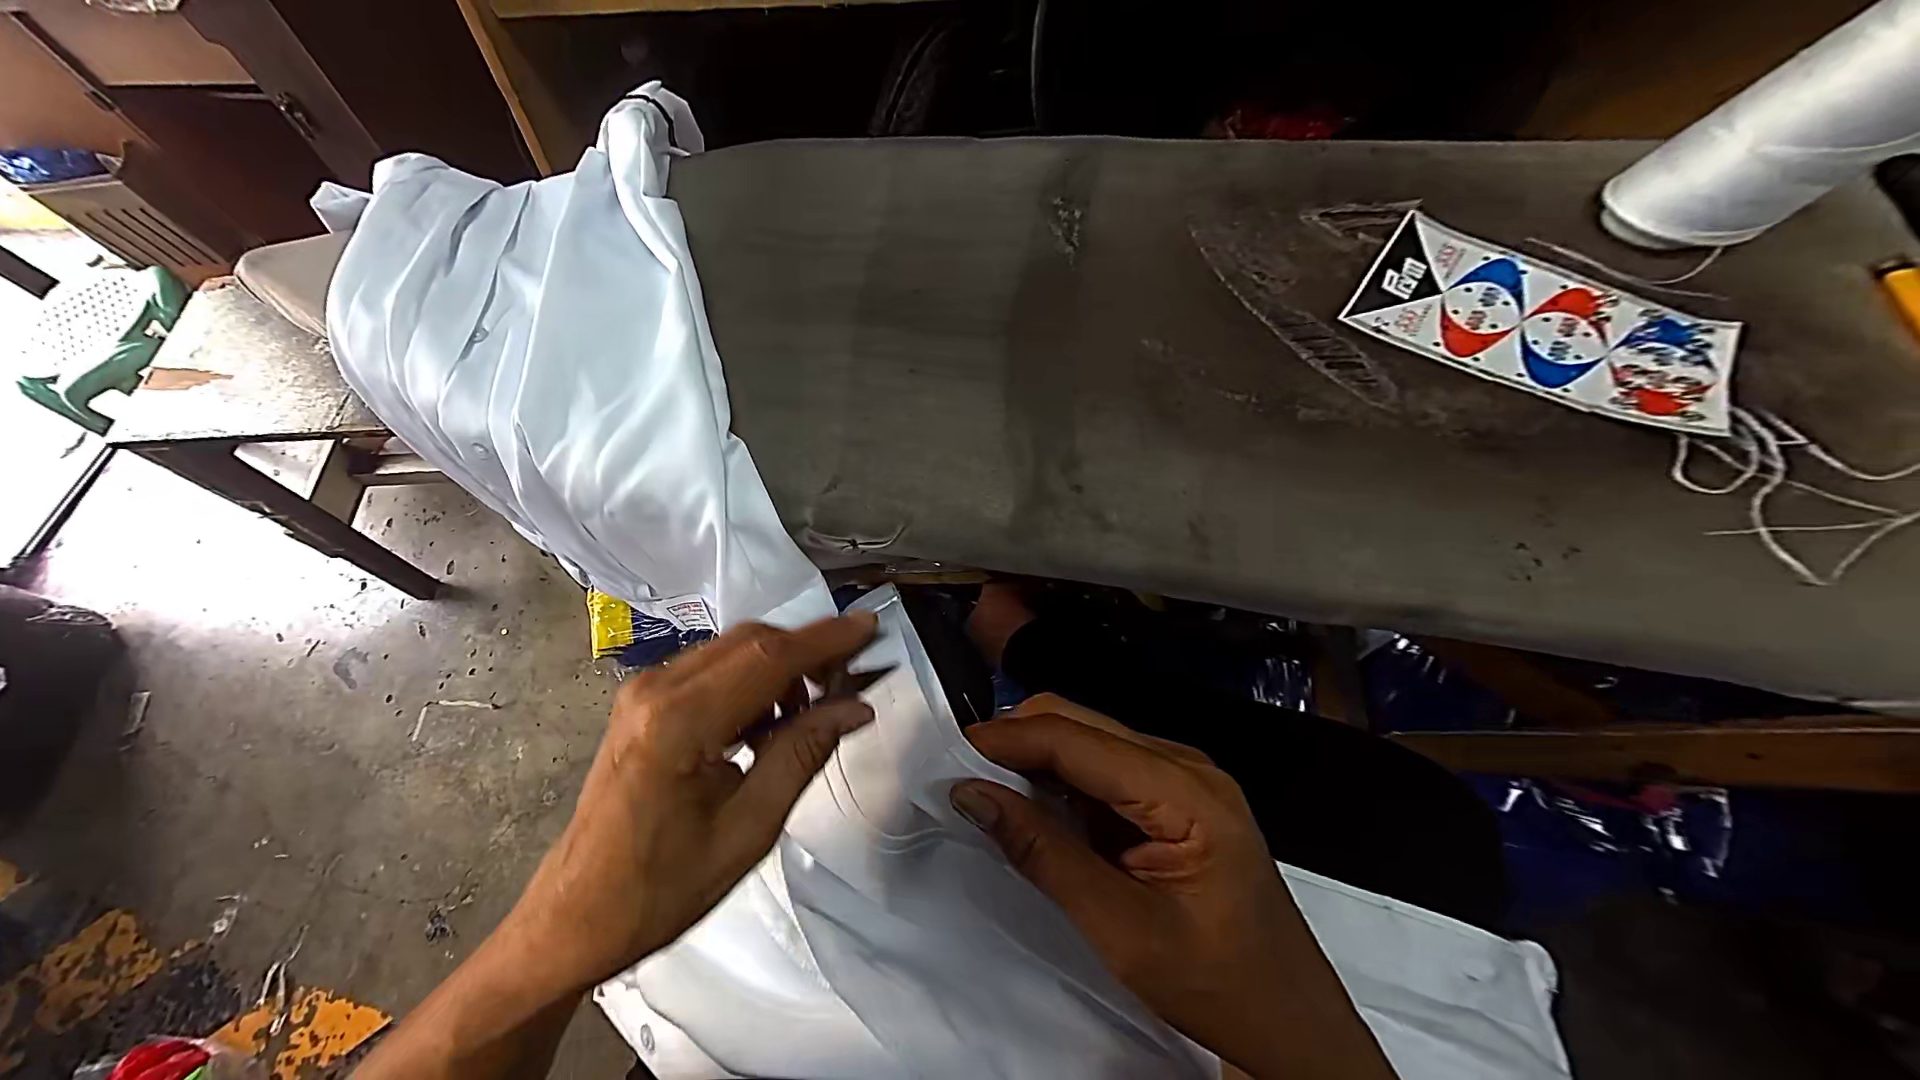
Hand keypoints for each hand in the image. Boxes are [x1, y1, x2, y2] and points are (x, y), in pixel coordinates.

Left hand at [501, 612, 877, 993]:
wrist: (573, 918)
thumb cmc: (661, 888)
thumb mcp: (749, 827)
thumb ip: (804, 753)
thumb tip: (856, 707)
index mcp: (680, 721)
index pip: (769, 657)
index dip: (827, 638)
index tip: (871, 627)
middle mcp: (656, 689)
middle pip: (752, 641)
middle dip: (808, 649)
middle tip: (851, 677)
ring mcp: (644, 691)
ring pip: (734, 649)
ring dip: (782, 664)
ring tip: (814, 708)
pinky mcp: (643, 702)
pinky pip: (713, 668)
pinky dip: (753, 679)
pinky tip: (770, 719)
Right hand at [951, 695, 1394, 1079]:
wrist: (1290, 1021)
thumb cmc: (1216, 983)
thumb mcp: (1121, 929)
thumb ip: (1045, 853)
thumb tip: (973, 795)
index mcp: (1185, 790)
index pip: (1077, 739)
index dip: (1009, 739)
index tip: (950, 754)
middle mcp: (1184, 763)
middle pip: (1081, 723)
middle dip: (1017, 739)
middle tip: (963, 772)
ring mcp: (1183, 774)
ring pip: (1088, 737)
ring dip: (1035, 757)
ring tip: (989, 789)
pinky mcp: (1174, 792)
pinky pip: (1104, 765)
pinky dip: (1061, 778)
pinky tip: (1035, 806)